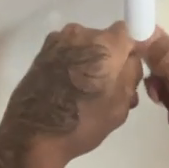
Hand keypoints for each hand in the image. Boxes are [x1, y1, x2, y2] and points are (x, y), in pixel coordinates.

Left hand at [0, 21, 145, 166]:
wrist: (33, 134)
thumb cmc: (83, 122)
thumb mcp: (120, 106)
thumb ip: (132, 75)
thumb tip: (131, 59)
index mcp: (107, 44)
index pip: (131, 33)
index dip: (135, 50)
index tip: (133, 70)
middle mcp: (82, 33)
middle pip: (107, 40)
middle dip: (113, 61)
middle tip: (113, 91)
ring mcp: (59, 40)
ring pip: (87, 47)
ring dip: (92, 64)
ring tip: (90, 94)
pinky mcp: (42, 51)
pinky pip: (69, 53)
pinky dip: (74, 66)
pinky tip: (71, 91)